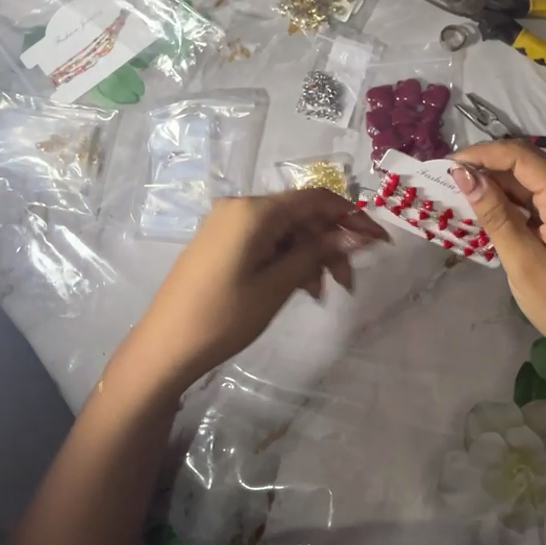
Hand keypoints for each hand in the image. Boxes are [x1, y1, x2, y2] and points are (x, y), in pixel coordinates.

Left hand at [127, 189, 388, 388]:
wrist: (165, 346)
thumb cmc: (224, 316)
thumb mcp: (278, 285)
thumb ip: (319, 252)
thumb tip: (359, 232)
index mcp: (255, 211)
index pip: (317, 199)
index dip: (353, 216)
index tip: (380, 243)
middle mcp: (241, 207)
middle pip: (302, 215)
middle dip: (330, 245)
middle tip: (347, 285)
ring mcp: (228, 224)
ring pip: (286, 231)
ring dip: (310, 256)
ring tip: (318, 295)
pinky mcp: (221, 242)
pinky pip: (266, 241)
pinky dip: (287, 260)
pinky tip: (296, 288)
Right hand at [450, 140, 545, 363]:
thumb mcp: (523, 263)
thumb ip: (495, 215)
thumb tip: (465, 175)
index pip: (524, 157)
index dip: (484, 154)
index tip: (448, 165)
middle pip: (529, 165)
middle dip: (487, 168)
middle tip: (447, 181)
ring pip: (532, 182)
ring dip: (497, 185)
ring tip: (460, 194)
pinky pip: (539, 199)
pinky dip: (512, 202)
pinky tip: (487, 210)